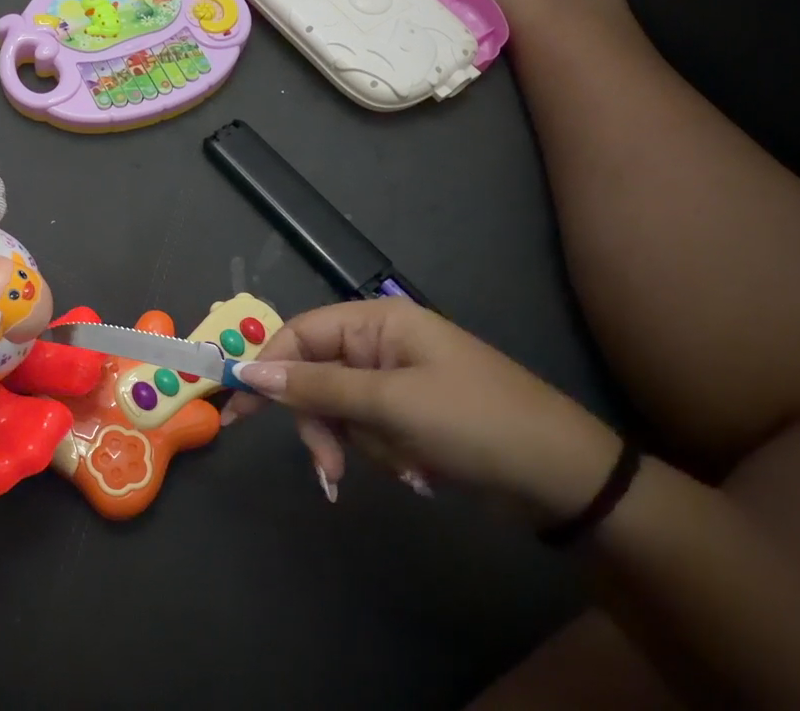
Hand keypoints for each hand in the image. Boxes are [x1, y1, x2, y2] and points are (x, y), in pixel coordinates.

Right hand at [225, 298, 621, 523]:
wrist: (562, 477)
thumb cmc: (474, 423)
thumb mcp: (390, 403)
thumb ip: (316, 386)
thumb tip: (248, 370)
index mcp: (379, 322)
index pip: (299, 333)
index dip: (267, 368)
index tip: (237, 411)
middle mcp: (383, 343)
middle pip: (315, 376)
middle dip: (322, 423)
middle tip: (329, 467)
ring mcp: (398, 381)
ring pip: (339, 410)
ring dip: (359, 445)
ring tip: (402, 471)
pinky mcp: (410, 415)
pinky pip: (369, 430)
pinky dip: (383, 454)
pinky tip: (419, 473)